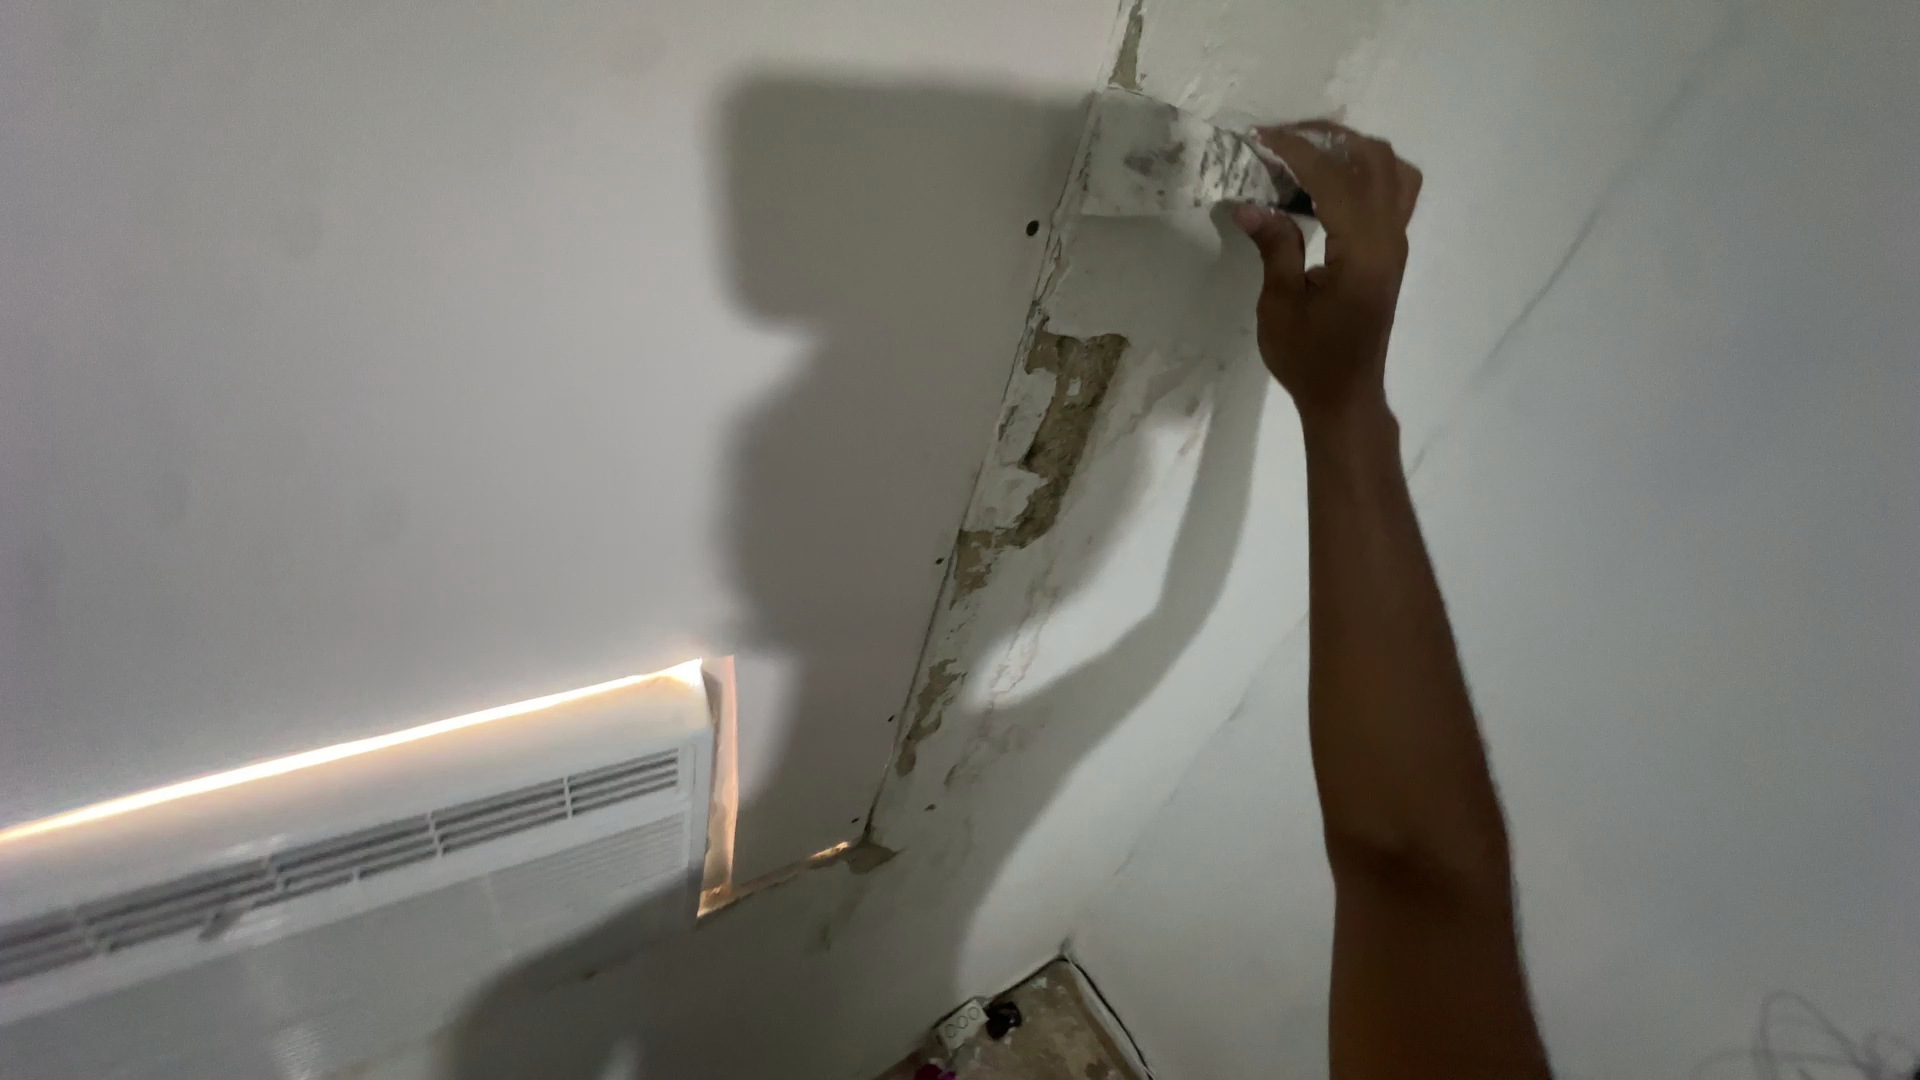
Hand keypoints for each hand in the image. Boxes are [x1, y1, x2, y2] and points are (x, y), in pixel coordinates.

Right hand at [1231, 121, 1421, 420]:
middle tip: (1283, 137)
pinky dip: (1364, 173)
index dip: (1297, 151)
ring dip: (1353, 151)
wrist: (1345, 394)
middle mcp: (1390, 236)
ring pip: (1391, 170)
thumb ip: (1275, 248)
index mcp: (1362, 249)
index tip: (1263, 137)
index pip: (1333, 178)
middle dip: (1329, 138)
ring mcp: (1396, 243)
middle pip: (1374, 159)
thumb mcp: (1280, 306)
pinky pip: (1391, 192)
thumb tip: (1251, 205)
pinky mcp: (1391, 252)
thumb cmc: (1308, 358)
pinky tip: (1330, 185)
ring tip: (1309, 153)